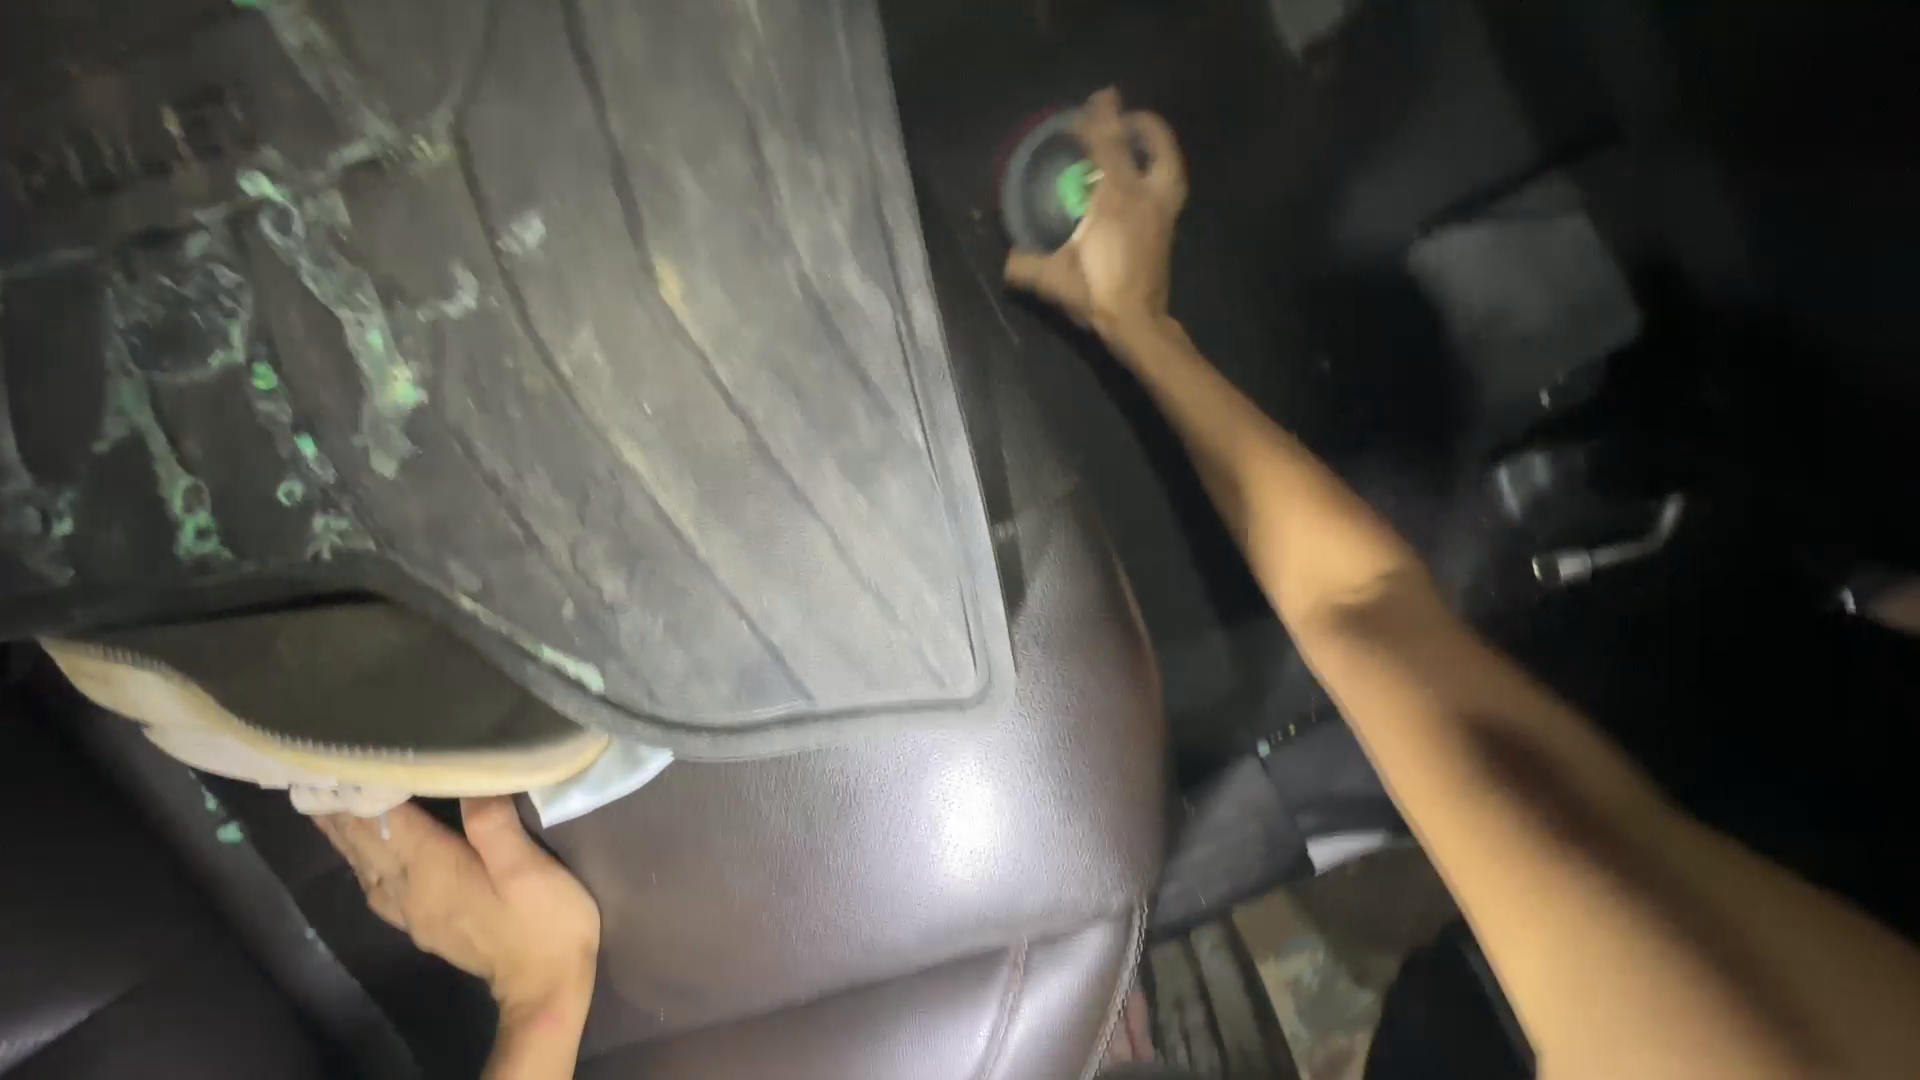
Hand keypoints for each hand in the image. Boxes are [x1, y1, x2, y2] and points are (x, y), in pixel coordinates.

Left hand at [317, 798, 600, 1016]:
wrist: (545, 982)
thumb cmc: (544, 919)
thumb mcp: (527, 868)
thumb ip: (494, 826)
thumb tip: (471, 785)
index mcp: (435, 869)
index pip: (388, 823)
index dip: (363, 793)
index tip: (336, 765)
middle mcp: (412, 890)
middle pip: (368, 845)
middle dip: (342, 813)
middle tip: (315, 780)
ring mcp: (415, 911)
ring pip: (366, 867)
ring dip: (345, 838)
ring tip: (328, 810)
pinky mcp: (426, 923)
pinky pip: (377, 886)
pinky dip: (363, 864)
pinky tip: (365, 860)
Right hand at [1004, 87, 1186, 342]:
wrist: (1138, 323)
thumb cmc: (1097, 295)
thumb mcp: (1053, 279)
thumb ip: (1026, 265)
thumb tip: (1007, 259)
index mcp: (1116, 198)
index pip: (1108, 144)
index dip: (1096, 120)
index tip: (1090, 104)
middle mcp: (1145, 196)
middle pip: (1154, 143)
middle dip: (1140, 123)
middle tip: (1124, 117)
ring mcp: (1163, 213)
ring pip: (1170, 165)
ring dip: (1157, 146)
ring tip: (1140, 142)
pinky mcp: (1168, 231)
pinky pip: (1168, 187)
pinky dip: (1158, 173)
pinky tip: (1143, 182)